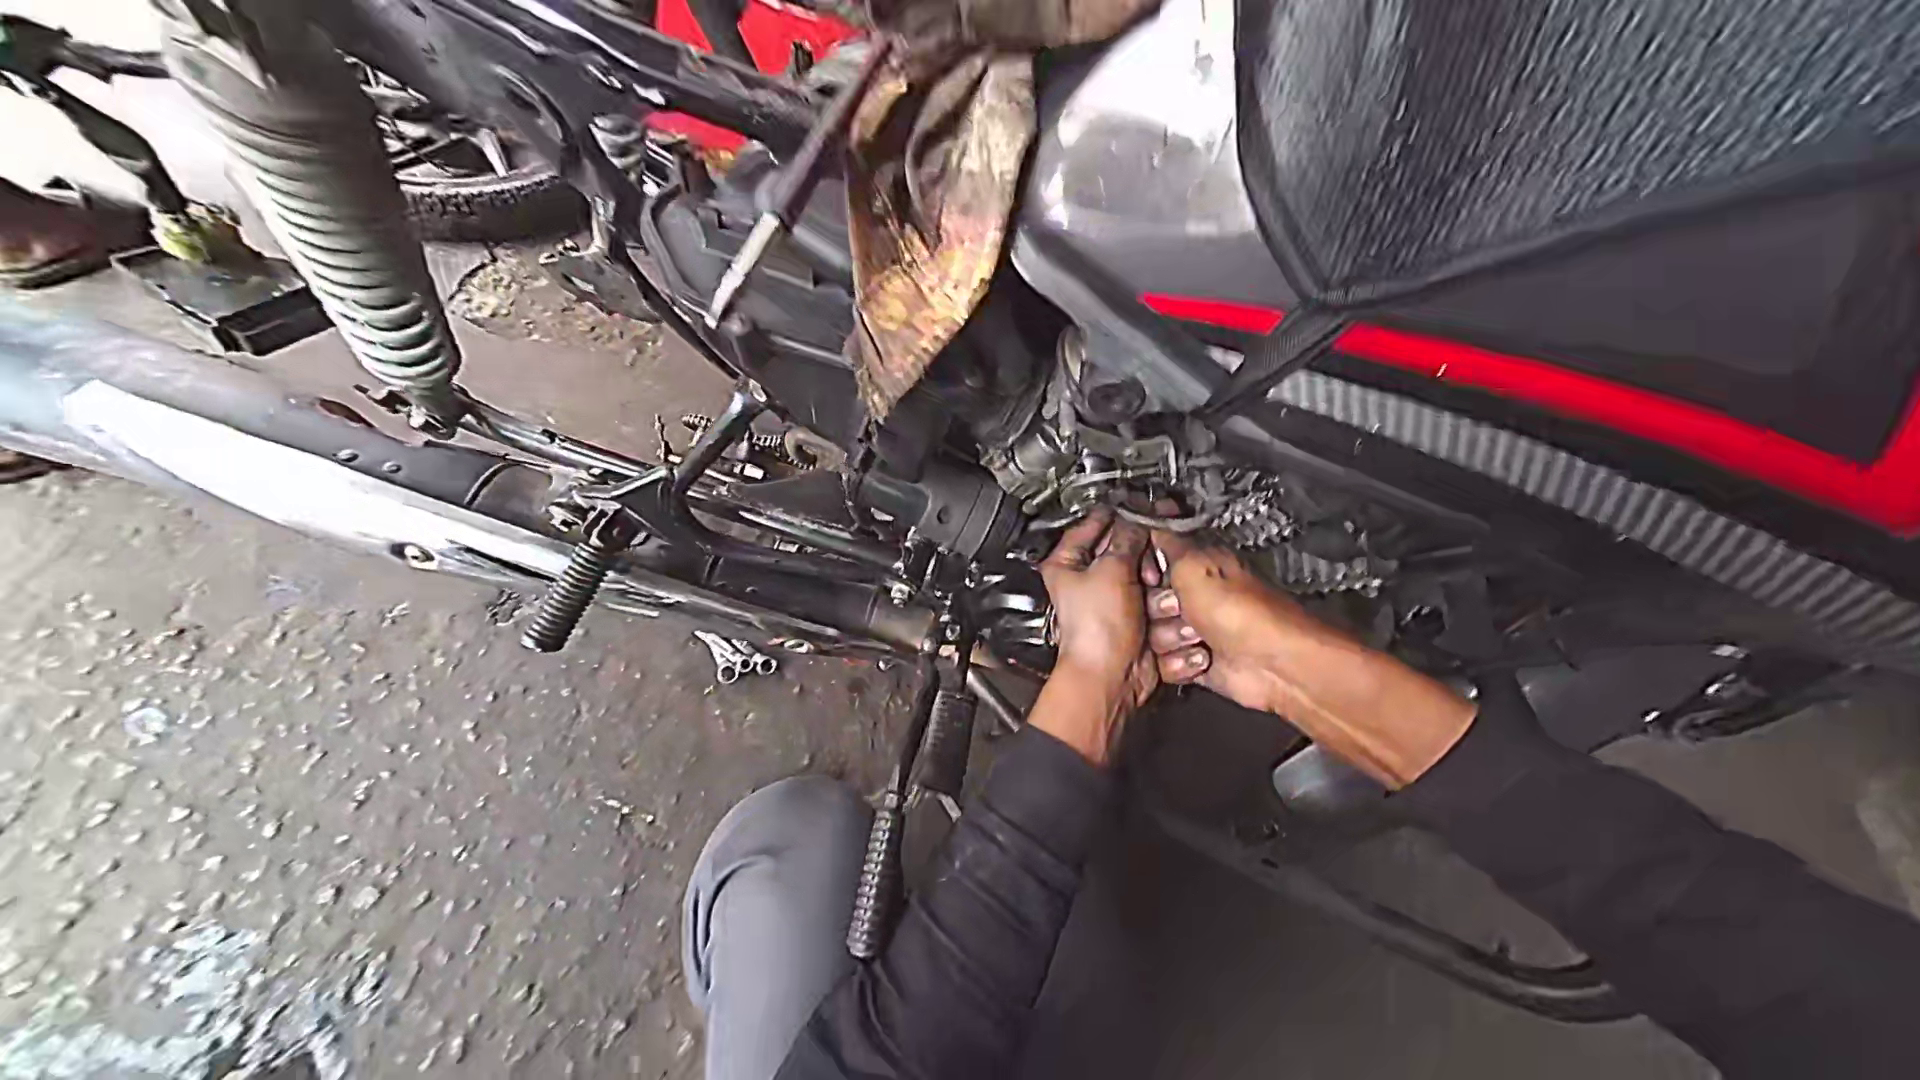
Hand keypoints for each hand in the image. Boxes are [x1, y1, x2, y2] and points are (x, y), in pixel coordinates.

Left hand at [1030, 508, 1156, 764]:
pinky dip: (1165, 613)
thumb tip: (1138, 519)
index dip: (1121, 514)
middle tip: (1147, 572)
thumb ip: (1127, 538)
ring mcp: (1116, 599)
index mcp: (1068, 562)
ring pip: (1150, 577)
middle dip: (1144, 563)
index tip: (1144, 507)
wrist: (1111, 679)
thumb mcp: (1111, 572)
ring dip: (1157, 593)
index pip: (1095, 522)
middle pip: (1129, 551)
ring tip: (1151, 607)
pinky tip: (1157, 622)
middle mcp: (1090, 579)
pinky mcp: (1139, 619)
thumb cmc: (1095, 633)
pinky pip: (1162, 603)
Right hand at [1142, 530, 1308, 713]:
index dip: (1145, 576)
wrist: (1270, 663)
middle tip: (1182, 612)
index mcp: (1196, 567)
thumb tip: (1149, 523)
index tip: (1152, 581)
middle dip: (1159, 612)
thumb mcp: (1193, 565)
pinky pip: (1163, 665)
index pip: (1149, 565)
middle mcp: (1194, 597)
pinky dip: (1180, 665)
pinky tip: (1202, 659)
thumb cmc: (1240, 611)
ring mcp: (1194, 630)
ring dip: (1171, 641)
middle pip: (1144, 605)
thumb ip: (1167, 543)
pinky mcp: (1196, 661)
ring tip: (1199, 639)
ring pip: (1151, 637)